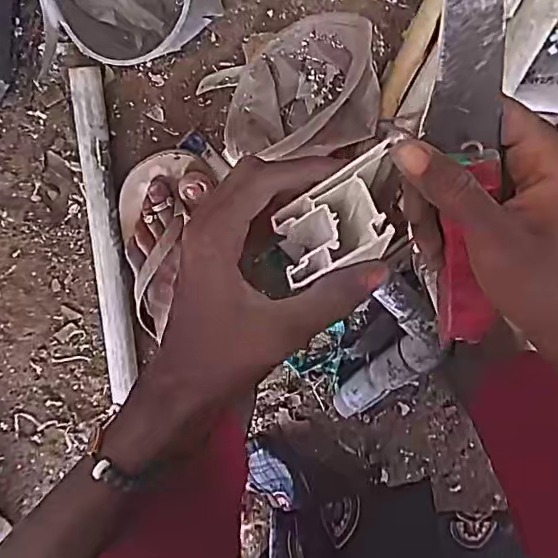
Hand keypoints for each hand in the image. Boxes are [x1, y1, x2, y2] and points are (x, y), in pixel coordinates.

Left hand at [105, 155, 387, 470]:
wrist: (181, 388)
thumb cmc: (220, 360)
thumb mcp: (283, 329)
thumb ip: (332, 297)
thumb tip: (376, 270)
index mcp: (215, 236)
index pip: (261, 180)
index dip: (305, 169)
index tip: (342, 170)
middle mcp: (203, 228)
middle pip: (250, 177)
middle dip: (295, 174)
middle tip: (338, 183)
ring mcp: (201, 239)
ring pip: (243, 193)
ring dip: (282, 192)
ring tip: (325, 200)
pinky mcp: (207, 253)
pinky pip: (240, 215)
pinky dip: (270, 213)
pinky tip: (298, 229)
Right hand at [394, 98, 557, 354]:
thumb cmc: (553, 292)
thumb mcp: (492, 235)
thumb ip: (449, 188)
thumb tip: (411, 150)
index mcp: (553, 157)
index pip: (492, 111)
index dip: (448, 124)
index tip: (415, 148)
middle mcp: (541, 165)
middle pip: (467, 145)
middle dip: (437, 182)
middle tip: (427, 215)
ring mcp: (524, 187)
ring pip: (460, 174)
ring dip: (438, 207)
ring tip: (437, 240)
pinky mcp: (510, 207)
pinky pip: (465, 197)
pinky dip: (448, 220)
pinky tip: (445, 245)